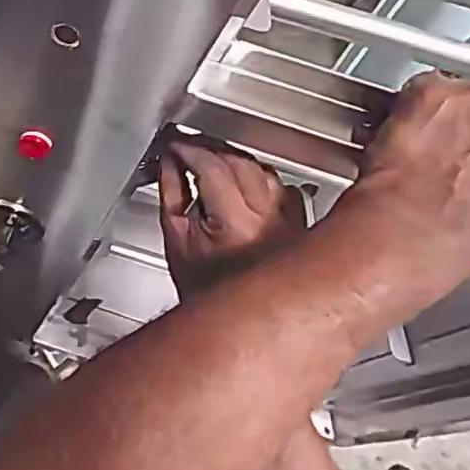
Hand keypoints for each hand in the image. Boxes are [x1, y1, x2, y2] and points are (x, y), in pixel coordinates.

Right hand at [159, 137, 305, 295]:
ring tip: (215, 160)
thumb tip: (170, 163)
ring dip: (237, 159)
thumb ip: (171, 194)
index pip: (210, 165)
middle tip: (192, 147)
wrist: (234, 324)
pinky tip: (248, 181)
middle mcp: (266, 220)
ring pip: (263, 170)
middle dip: (211, 148)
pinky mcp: (299, 226)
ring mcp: (287, 222)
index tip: (177, 145)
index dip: (189, 148)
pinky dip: (263, 178)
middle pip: (239, 161)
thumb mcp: (175, 240)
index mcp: (233, 223)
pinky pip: (283, 187)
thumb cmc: (204, 291)